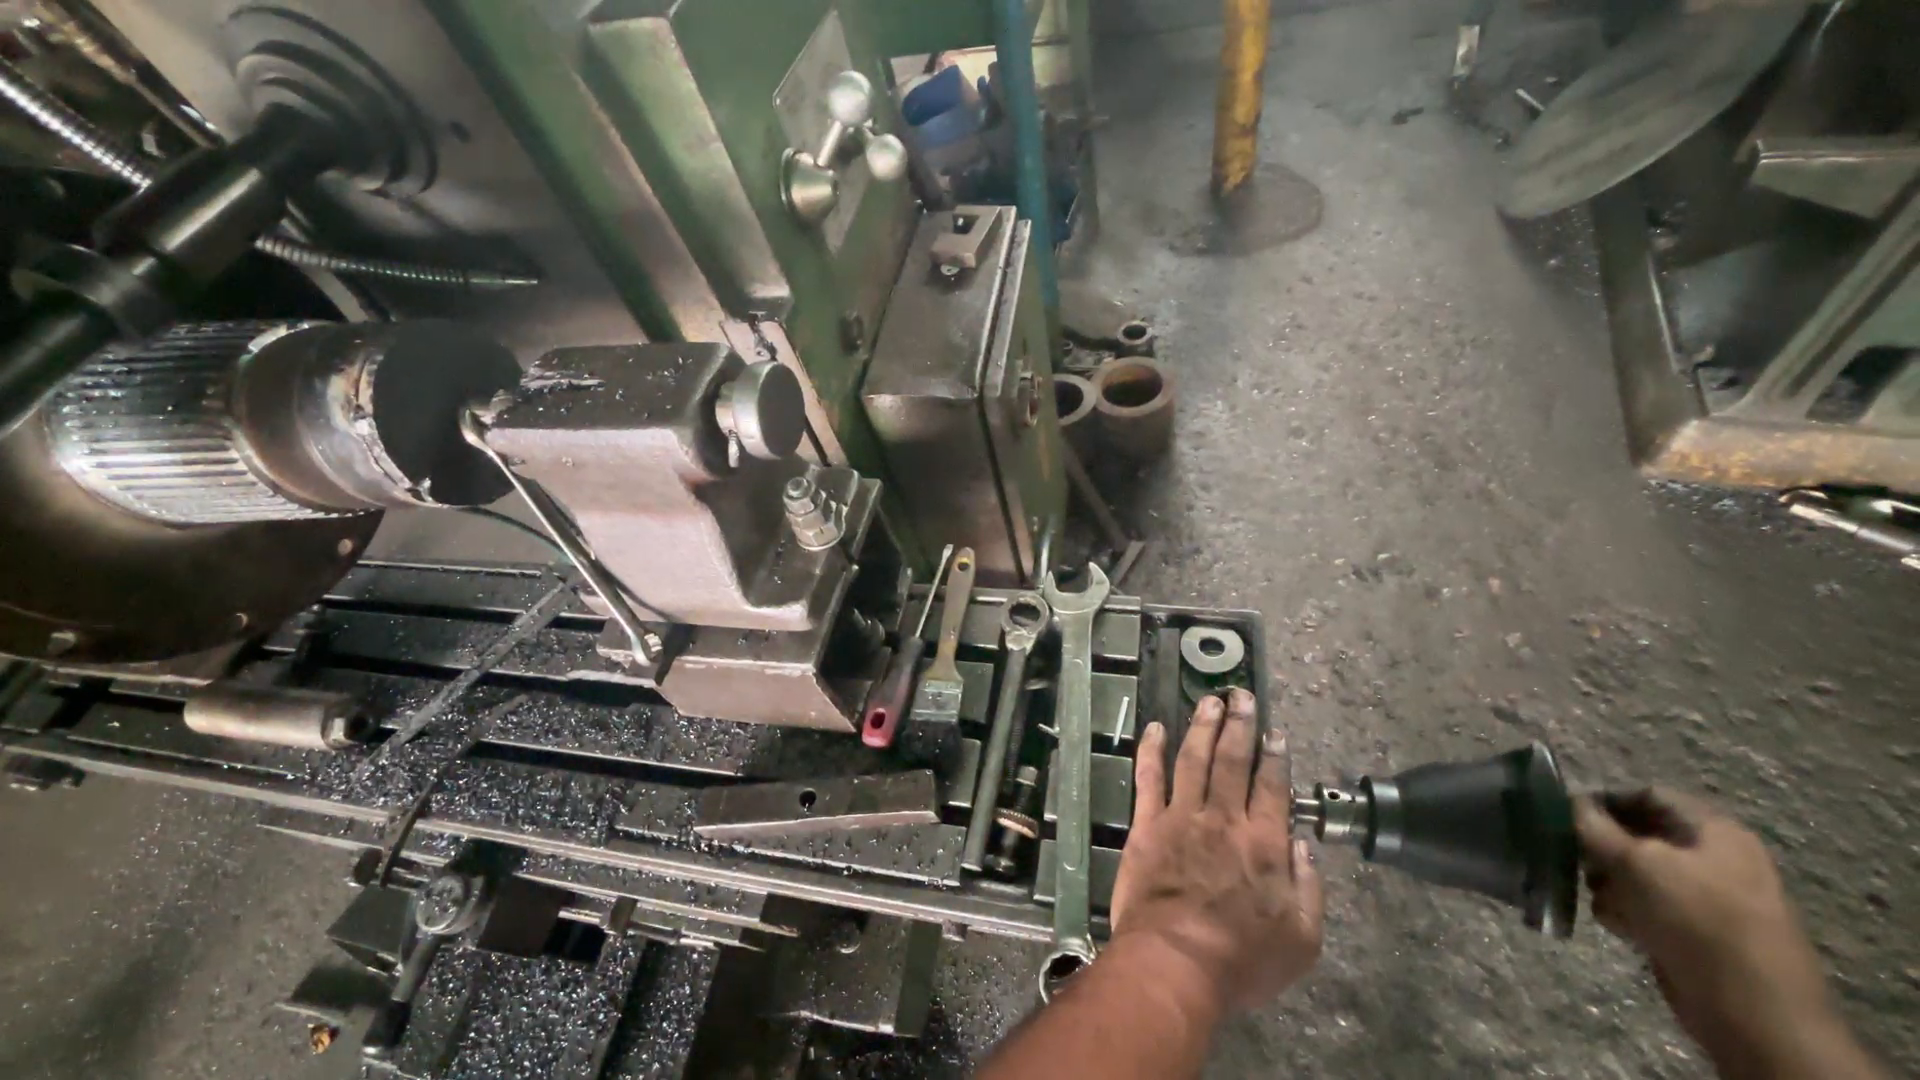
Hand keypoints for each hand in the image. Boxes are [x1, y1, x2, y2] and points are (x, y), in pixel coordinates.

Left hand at [1111, 690, 1322, 1011]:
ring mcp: (1181, 817)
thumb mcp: (1302, 938)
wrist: (1176, 962)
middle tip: (1240, 696)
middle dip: (1239, 724)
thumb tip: (1303, 844)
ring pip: (1194, 759)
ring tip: (1209, 701)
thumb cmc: (1242, 960)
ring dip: (1202, 726)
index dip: (1274, 756)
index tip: (1274, 732)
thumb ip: (1308, 886)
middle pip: (1233, 760)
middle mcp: (1224, 819)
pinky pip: (1148, 779)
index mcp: (1264, 843)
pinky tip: (1155, 728)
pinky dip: (1151, 751)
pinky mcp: (1146, 826)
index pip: (1272, 786)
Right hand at [1576, 790, 1856, 1074]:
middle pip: (1639, 835)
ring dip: (1610, 883)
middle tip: (1575, 860)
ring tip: (1603, 901)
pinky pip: (1646, 906)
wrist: (1752, 1011)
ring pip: (1636, 873)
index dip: (1605, 801)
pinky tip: (1619, 925)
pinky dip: (1626, 910)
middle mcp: (1713, 858)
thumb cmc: (1698, 920)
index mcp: (1714, 831)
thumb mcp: (1638, 863)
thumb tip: (1570, 803)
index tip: (1565, 817)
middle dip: (1602, 848)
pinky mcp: (1693, 930)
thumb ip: (1595, 828)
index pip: (1648, 796)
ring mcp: (1705, 897)